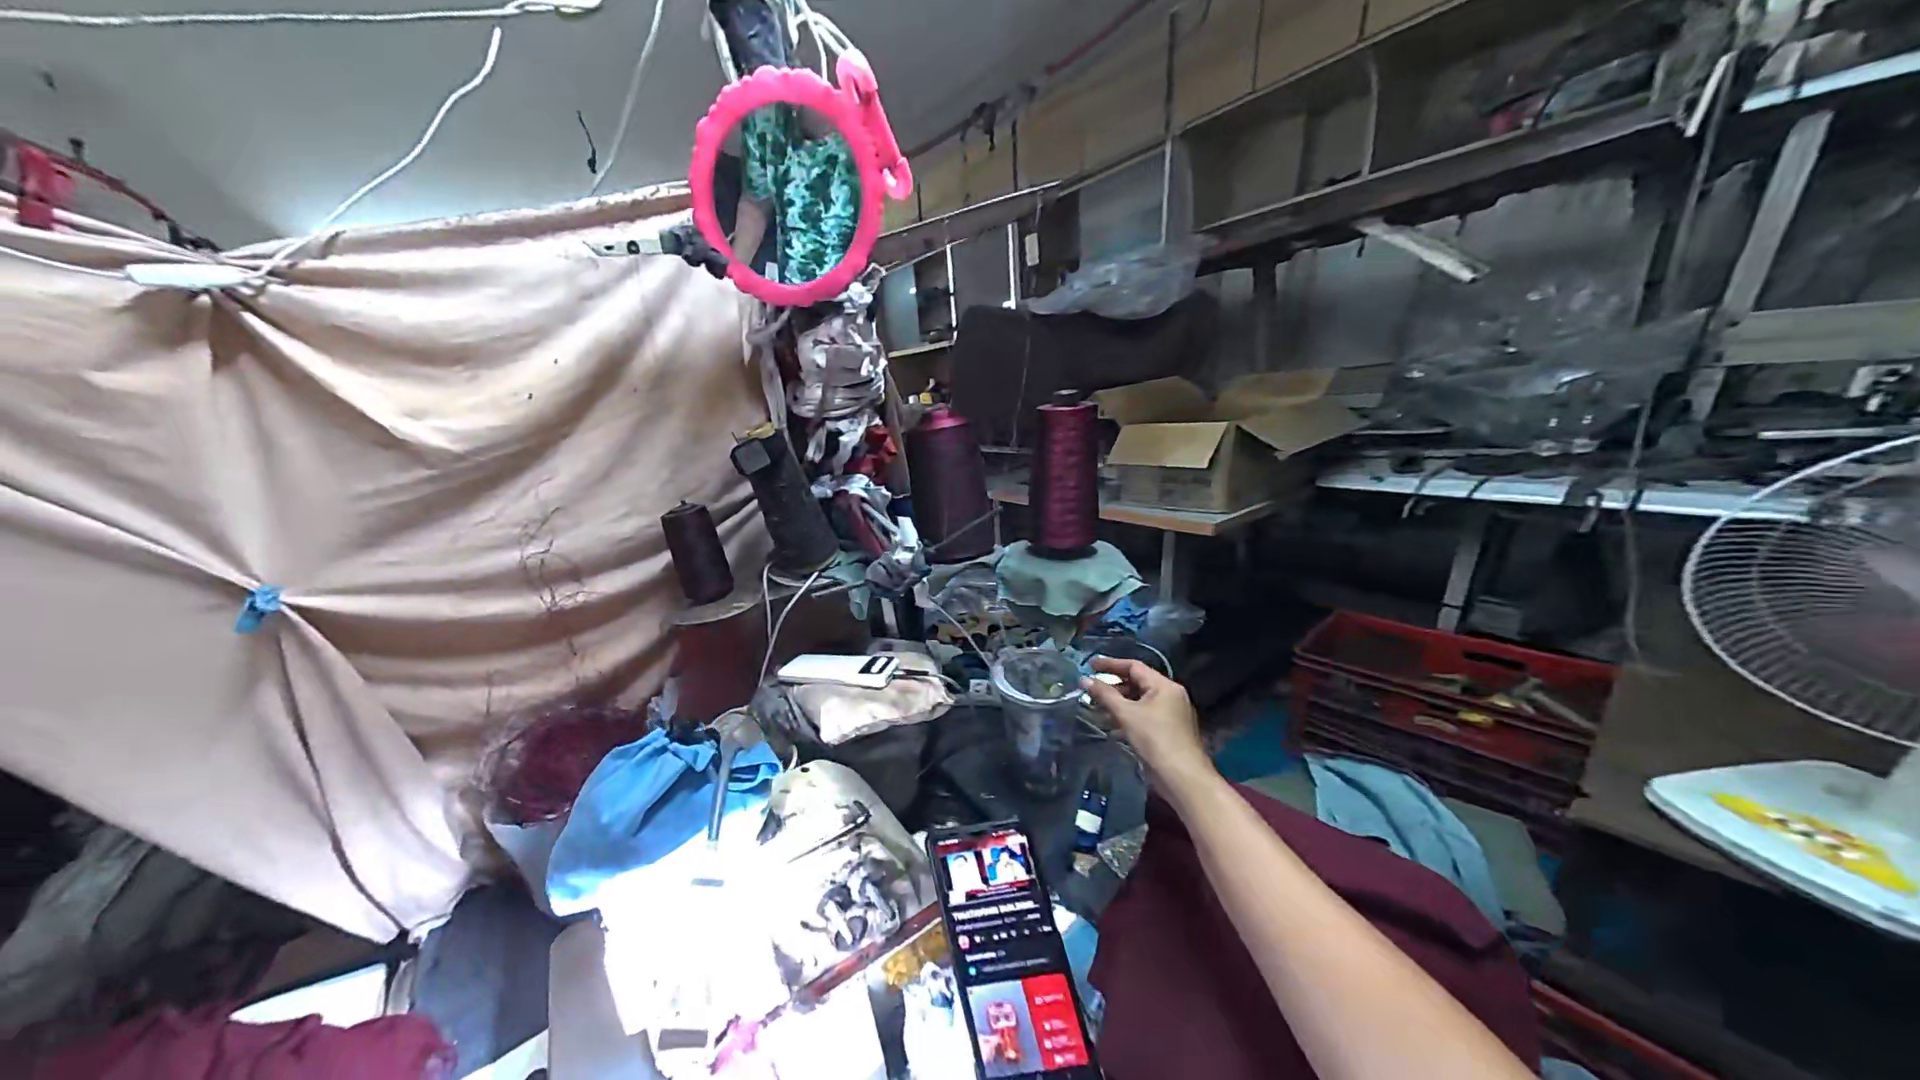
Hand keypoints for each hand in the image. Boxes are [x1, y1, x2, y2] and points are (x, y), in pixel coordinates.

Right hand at [1081, 656, 1212, 786]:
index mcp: (1164, 686)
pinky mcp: (1167, 731)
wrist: (1182, 777)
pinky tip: (1111, 726)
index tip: (1090, 665)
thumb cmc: (1155, 739)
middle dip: (1113, 686)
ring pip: (1140, 702)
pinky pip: (1144, 716)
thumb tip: (1084, 679)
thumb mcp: (1126, 714)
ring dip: (1118, 704)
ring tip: (1095, 708)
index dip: (1110, 664)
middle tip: (1091, 689)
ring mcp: (1171, 714)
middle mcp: (1170, 696)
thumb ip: (1104, 695)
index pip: (1134, 666)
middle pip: (1137, 683)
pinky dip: (1127, 717)